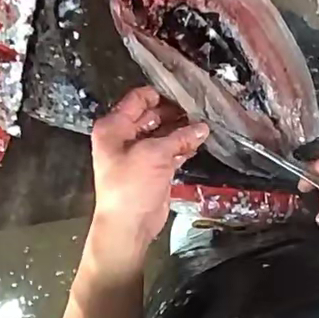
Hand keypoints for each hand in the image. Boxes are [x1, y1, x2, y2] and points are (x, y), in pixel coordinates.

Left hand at [87, 87, 208, 268]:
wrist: (128, 225)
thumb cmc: (131, 186)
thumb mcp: (154, 154)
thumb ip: (180, 137)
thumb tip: (202, 127)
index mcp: (114, 127)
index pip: (138, 100)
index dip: (161, 95)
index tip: (186, 93)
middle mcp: (124, 137)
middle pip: (153, 116)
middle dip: (176, 114)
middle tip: (200, 109)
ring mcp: (139, 154)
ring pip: (163, 135)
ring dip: (182, 131)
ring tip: (204, 125)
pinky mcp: (153, 170)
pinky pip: (169, 152)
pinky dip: (182, 147)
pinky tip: (198, 143)